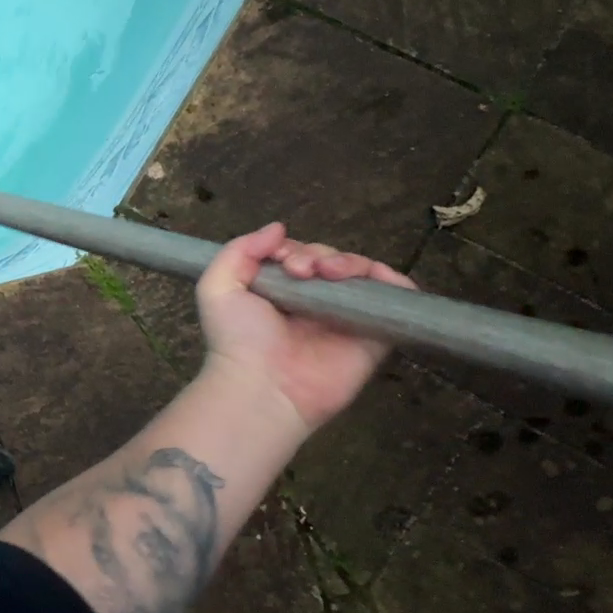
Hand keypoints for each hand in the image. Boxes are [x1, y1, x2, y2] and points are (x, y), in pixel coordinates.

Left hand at [195, 222, 414, 431]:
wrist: (264, 384)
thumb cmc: (237, 337)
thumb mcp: (218, 287)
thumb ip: (239, 251)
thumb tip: (277, 228)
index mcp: (276, 289)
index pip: (296, 254)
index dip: (293, 250)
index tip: (284, 262)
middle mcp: (311, 300)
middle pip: (330, 259)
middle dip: (319, 254)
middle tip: (303, 270)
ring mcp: (344, 315)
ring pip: (360, 273)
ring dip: (350, 262)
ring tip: (330, 272)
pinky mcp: (374, 334)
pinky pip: (395, 300)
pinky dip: (395, 282)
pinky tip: (379, 278)